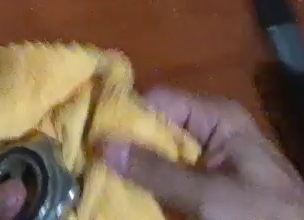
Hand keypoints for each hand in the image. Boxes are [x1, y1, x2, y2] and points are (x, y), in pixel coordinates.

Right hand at [100, 88, 303, 219]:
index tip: (87, 135)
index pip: (158, 102)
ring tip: (94, 182)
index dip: (124, 117)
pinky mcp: (212, 199)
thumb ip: (157, 172)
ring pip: (160, 162)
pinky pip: (172, 187)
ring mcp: (212, 168)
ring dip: (134, 175)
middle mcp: (212, 133)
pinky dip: (152, 194)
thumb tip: (101, 143)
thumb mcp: (211, 198)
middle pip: (156, 131)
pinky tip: (125, 202)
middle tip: (84, 162)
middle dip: (124, 148)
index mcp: (218, 118)